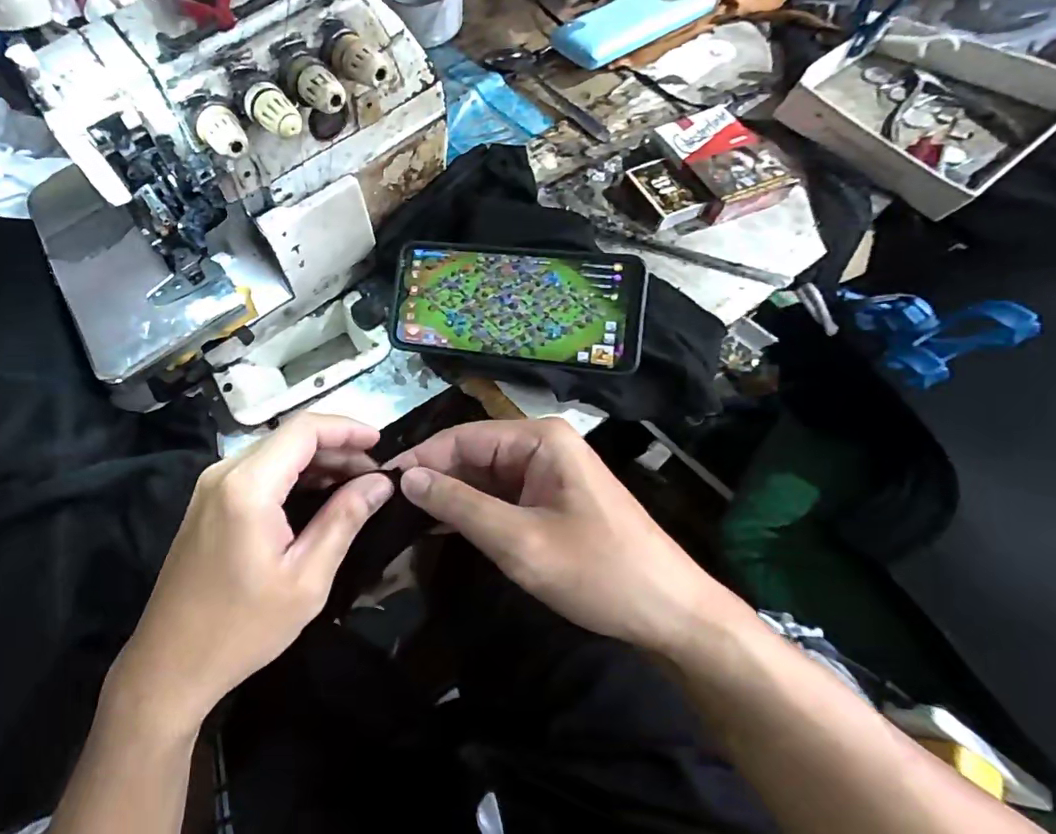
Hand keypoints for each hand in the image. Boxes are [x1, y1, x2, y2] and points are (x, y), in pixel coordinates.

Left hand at [105, 414, 392, 731]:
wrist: (171, 660)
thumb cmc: (243, 627)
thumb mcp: (306, 579)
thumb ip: (344, 520)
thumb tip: (380, 483)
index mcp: (248, 485)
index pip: (303, 429)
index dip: (345, 428)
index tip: (381, 442)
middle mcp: (225, 472)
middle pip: (287, 437)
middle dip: (335, 447)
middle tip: (374, 475)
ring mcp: (211, 484)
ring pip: (272, 452)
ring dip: (314, 461)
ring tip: (354, 484)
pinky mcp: (207, 500)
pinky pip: (255, 470)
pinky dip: (290, 474)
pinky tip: (316, 495)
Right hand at [389, 418, 747, 657]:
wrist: (675, 617)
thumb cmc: (599, 572)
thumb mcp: (519, 541)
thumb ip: (459, 505)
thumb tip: (405, 477)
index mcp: (539, 439)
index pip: (462, 437)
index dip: (421, 458)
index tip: (381, 483)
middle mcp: (542, 446)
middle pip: (472, 454)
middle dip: (434, 479)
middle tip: (389, 507)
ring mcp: (548, 474)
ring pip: (483, 477)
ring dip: (450, 497)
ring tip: (405, 518)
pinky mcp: (551, 500)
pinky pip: (500, 497)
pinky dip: (472, 511)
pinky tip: (441, 527)